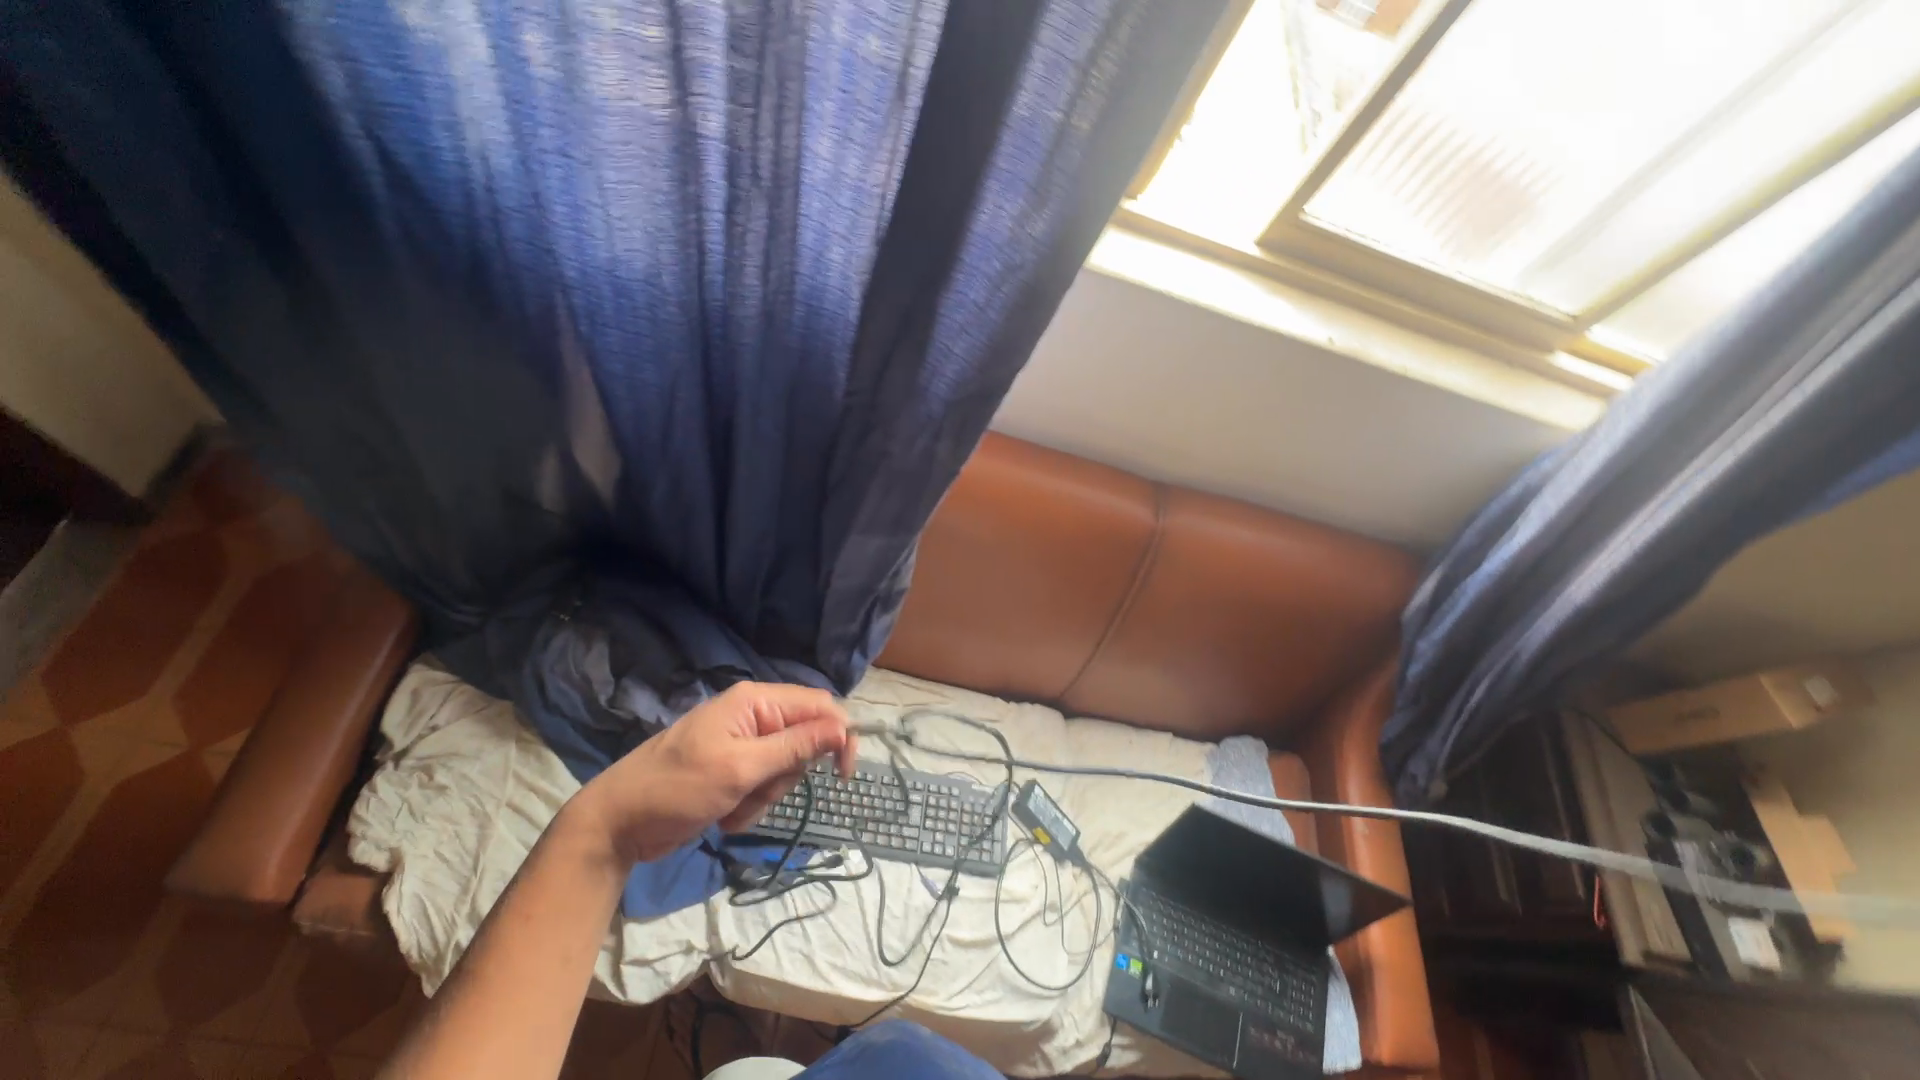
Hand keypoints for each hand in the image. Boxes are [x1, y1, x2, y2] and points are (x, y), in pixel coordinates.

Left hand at [567, 682, 855, 864]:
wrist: (619, 824)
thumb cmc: (677, 788)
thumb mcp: (741, 768)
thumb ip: (795, 746)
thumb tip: (844, 727)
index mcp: (755, 701)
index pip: (819, 706)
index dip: (838, 735)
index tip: (843, 775)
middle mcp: (753, 717)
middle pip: (804, 742)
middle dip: (787, 776)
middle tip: (757, 789)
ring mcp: (742, 746)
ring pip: (785, 771)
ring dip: (765, 797)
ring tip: (732, 807)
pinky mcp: (732, 773)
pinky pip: (763, 788)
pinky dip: (750, 807)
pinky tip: (723, 816)